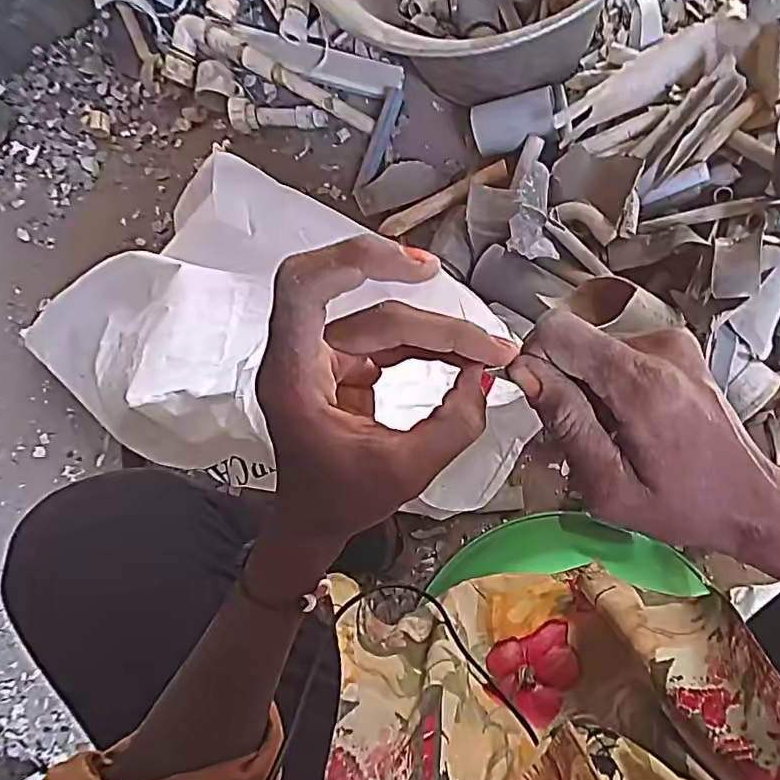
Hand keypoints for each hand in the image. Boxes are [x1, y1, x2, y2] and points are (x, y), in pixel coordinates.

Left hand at [255, 234, 519, 564]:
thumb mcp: (406, 472)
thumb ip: (454, 424)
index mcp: (293, 377)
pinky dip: (429, 344)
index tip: (413, 268)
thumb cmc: (339, 500)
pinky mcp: (343, 363)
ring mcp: (322, 357)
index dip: (354, 260)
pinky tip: (462, 354)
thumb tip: (484, 377)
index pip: (305, 287)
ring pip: (385, 321)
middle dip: (434, 321)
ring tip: (486, 352)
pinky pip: (389, 338)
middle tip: (486, 341)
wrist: (314, 519)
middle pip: (371, 312)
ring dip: (439, 333)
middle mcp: (301, 356)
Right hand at [507, 310, 779, 574]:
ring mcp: (672, 344)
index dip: (535, 363)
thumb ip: (567, 424)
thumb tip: (528, 375)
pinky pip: (615, 353)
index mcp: (643, 384)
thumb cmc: (687, 504)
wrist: (749, 500)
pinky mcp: (676, 347)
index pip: (558, 332)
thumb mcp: (610, 487)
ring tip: (613, 431)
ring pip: (592, 348)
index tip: (541, 401)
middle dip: (563, 383)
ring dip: (587, 387)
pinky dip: (609, 384)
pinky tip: (629, 420)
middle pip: (574, 340)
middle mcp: (661, 350)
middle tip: (586, 432)